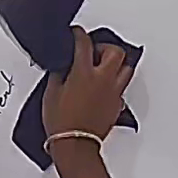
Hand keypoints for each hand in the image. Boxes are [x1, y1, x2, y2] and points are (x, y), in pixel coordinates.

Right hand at [42, 25, 134, 146]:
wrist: (74, 144)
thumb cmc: (62, 122)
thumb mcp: (52, 93)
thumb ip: (59, 75)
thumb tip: (62, 67)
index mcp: (84, 73)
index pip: (84, 43)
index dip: (79, 34)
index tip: (76, 33)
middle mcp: (103, 80)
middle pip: (115, 52)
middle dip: (104, 47)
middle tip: (94, 50)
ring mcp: (113, 92)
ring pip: (126, 68)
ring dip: (116, 64)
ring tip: (104, 66)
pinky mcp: (117, 105)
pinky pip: (121, 88)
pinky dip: (114, 83)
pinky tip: (104, 87)